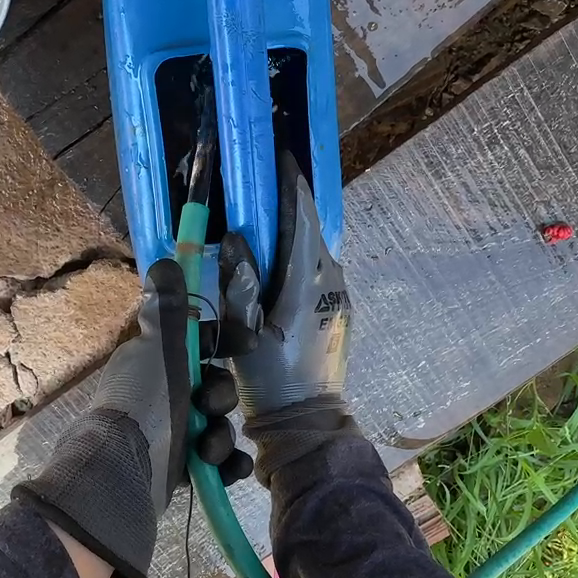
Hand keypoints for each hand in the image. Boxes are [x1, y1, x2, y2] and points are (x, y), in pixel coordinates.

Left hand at [14, 259, 251, 577]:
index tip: (247, 345)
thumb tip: (165, 259)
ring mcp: (168, 433)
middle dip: (219, 397)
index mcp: (152, 361)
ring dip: (220, 436)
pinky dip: (226, 465)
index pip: (197, 344)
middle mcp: (159, 394)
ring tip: (206, 450)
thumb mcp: (158, 350)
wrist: (121, 476)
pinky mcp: (177, 468)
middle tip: (208, 405)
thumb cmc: (142, 404)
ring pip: (216, 424)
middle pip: (212, 386)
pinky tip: (231, 470)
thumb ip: (170, 309)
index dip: (224, 343)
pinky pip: (216, 461)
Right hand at [218, 153, 356, 484]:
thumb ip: (241, 283)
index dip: (290, 184)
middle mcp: (333, 281)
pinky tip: (280, 261)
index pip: (302, 218)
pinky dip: (300, 256)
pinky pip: (320, 271)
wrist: (307, 422)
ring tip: (266, 218)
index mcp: (309, 281)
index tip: (279, 156)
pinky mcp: (340, 312)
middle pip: (311, 230)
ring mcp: (340, 297)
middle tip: (262, 183)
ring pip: (316, 251)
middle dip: (290, 203)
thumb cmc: (272, 379)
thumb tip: (236, 238)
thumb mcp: (246, 332)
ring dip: (294, 232)